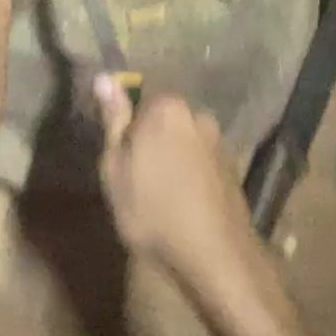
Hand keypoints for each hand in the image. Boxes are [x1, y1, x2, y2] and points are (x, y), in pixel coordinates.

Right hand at [94, 77, 266, 287]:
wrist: (215, 258)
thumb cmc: (152, 210)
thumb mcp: (116, 166)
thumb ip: (113, 120)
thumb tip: (104, 77)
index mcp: (166, 108)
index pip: (137, 100)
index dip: (124, 128)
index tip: (117, 156)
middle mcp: (198, 116)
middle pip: (162, 120)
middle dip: (149, 140)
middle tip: (133, 177)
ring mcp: (219, 143)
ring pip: (181, 141)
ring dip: (170, 159)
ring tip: (157, 195)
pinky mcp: (232, 169)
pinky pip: (198, 161)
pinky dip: (188, 175)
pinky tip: (180, 203)